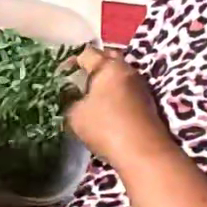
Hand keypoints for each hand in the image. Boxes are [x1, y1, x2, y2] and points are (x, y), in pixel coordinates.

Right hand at [66, 47, 172, 165]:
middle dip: (91, 66)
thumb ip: (70, 100)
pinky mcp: (146, 102)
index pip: (87, 54)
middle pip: (107, 59)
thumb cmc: (105, 127)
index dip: (70, 62)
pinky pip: (125, 89)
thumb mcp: (75, 114)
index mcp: (109, 67)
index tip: (60, 76)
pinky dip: (113, 93)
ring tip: (88, 95)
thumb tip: (72, 96)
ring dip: (104, 81)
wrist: (144, 152)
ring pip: (118, 75)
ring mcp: (140, 86)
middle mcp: (127, 71)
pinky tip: (103, 107)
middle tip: (76, 80)